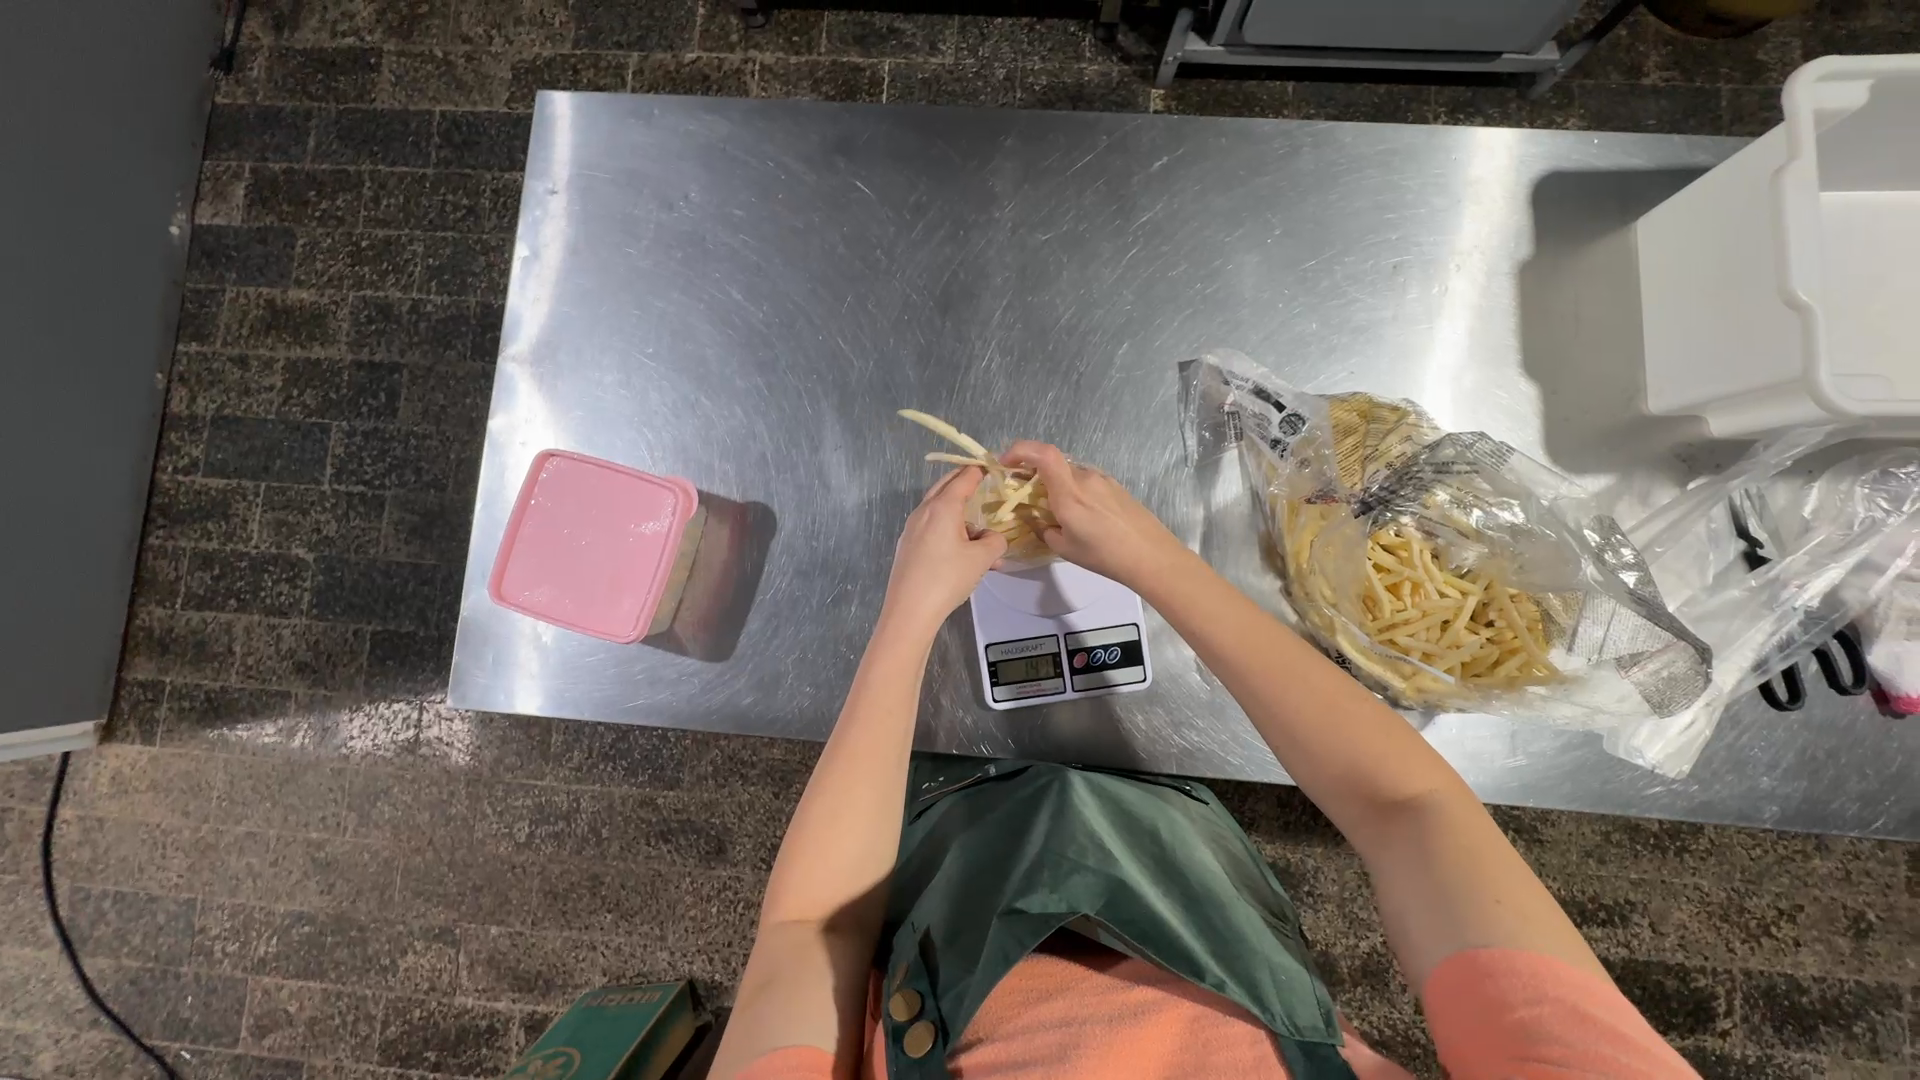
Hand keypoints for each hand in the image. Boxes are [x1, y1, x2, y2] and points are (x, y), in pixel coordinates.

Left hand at [881, 468, 1007, 633]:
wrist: (909, 611)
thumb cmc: (947, 578)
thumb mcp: (982, 559)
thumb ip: (995, 542)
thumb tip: (992, 538)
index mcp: (943, 506)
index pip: (964, 477)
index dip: (981, 471)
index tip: (995, 470)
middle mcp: (924, 511)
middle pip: (946, 487)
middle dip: (966, 485)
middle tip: (985, 488)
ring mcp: (912, 528)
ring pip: (938, 509)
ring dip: (959, 513)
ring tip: (980, 533)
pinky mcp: (908, 546)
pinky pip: (932, 527)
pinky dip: (948, 529)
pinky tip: (963, 552)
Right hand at [1002, 441, 1187, 586]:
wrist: (1151, 556)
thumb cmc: (1105, 555)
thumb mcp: (1065, 549)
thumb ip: (1046, 529)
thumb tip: (1042, 521)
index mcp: (1069, 493)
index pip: (1043, 454)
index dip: (1020, 451)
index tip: (1006, 464)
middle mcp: (1085, 478)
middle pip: (1053, 464)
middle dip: (1034, 475)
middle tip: (1027, 496)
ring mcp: (1103, 480)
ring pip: (1070, 474)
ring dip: (1057, 485)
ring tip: (1058, 512)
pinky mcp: (1116, 487)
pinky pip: (1087, 482)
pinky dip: (1075, 492)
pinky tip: (1083, 516)